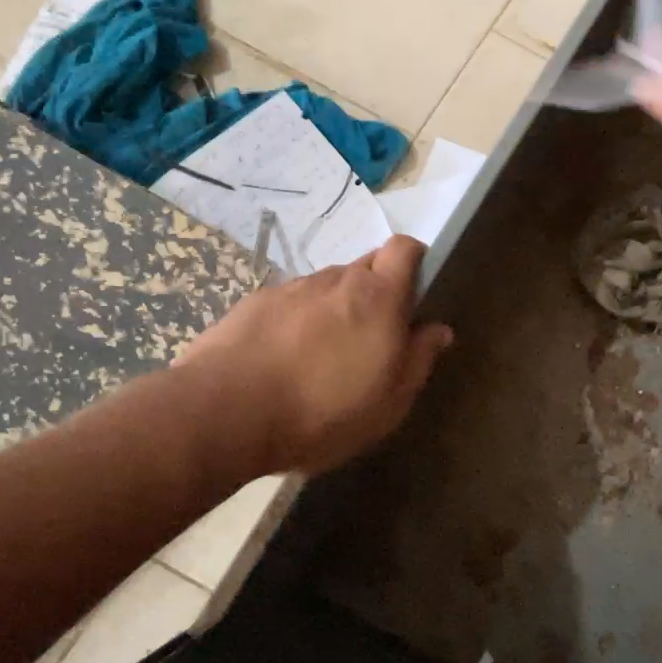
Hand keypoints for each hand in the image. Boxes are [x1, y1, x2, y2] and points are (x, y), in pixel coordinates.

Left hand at [177, 236, 452, 474]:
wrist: (223, 414)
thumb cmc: (322, 412)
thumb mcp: (389, 403)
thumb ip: (418, 360)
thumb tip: (438, 329)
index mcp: (378, 297)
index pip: (404, 248)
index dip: (414, 259)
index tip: (414, 290)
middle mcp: (336, 280)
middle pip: (364, 267)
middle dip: (373, 292)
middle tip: (368, 338)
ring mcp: (291, 289)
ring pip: (325, 288)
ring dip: (331, 310)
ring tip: (318, 357)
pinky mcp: (252, 304)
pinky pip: (287, 305)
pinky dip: (293, 323)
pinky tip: (279, 362)